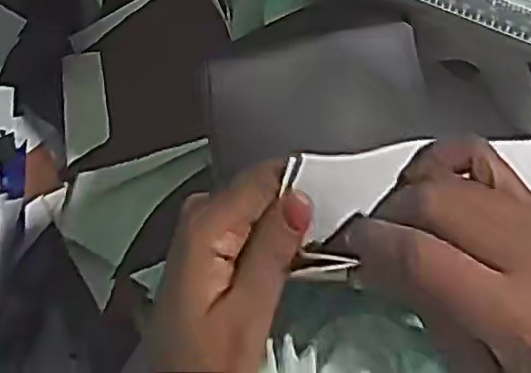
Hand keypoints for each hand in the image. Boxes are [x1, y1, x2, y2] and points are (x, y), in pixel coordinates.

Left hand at [147, 158, 314, 372]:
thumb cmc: (207, 362)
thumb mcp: (247, 315)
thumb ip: (273, 251)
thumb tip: (300, 197)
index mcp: (205, 221)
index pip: (262, 177)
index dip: (300, 186)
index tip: (332, 208)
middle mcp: (197, 211)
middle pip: (258, 188)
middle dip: (292, 207)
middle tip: (323, 242)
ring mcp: (198, 225)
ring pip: (254, 205)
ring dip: (283, 224)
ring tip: (308, 254)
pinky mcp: (203, 242)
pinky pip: (245, 223)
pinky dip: (268, 236)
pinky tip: (284, 259)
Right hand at [346, 137, 530, 372]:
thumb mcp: (476, 368)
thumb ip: (427, 307)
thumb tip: (377, 259)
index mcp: (524, 318)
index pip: (423, 254)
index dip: (373, 244)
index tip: (348, 248)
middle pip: (432, 202)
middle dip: (386, 216)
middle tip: (368, 238)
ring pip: (448, 174)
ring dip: (408, 190)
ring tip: (398, 217)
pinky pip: (479, 156)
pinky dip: (443, 159)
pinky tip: (429, 182)